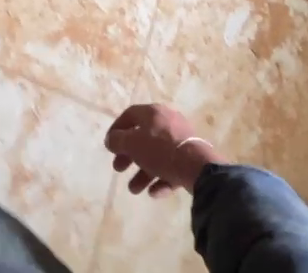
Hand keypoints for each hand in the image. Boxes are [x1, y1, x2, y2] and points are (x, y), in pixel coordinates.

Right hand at [104, 104, 222, 197]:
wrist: (198, 167)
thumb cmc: (160, 150)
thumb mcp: (132, 144)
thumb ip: (117, 141)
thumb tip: (110, 140)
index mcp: (153, 113)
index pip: (129, 116)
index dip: (116, 130)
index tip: (109, 146)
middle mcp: (167, 123)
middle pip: (142, 138)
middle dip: (129, 156)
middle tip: (118, 168)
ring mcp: (181, 141)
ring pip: (157, 156)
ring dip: (143, 172)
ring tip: (134, 189)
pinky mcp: (192, 159)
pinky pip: (171, 168)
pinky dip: (160, 179)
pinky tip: (153, 193)